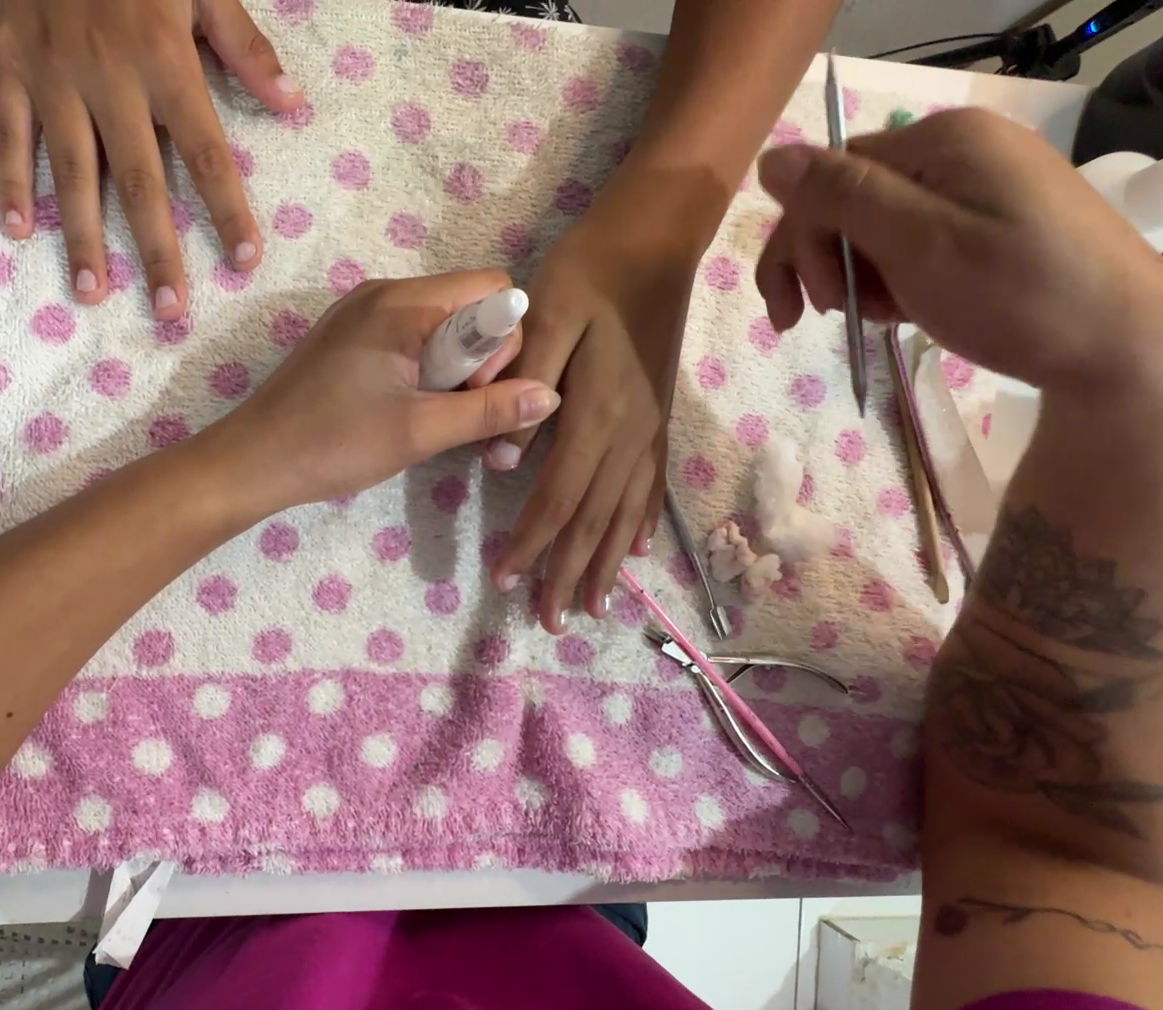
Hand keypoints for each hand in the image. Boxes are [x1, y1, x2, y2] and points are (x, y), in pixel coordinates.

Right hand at [0, 0, 304, 319]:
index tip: (245, 261)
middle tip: (168, 312)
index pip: (206, 151)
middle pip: (139, 182)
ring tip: (92, 295)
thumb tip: (290, 102)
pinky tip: (18, 233)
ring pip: (71, 173)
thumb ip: (243, 43)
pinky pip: (10, 135)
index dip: (227, 209)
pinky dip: (12, 183)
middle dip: (157, 250)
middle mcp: (110, 80)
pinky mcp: (6, 66)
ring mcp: (52, 77)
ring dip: (82, 239)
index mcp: (166, 61)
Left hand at [209, 271, 561, 511]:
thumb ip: (489, 410)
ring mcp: (360, 313)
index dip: (503, 339)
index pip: (492, 287)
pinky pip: (407, 337)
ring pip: (437, 325)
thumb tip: (549, 394)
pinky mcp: (347, 337)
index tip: (477, 391)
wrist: (252, 460)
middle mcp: (383, 293)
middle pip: (466, 303)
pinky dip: (421, 368)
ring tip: (427, 414)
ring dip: (450, 368)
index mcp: (402, 302)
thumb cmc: (333, 443)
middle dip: (478, 357)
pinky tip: (404, 408)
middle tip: (454, 409)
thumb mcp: (419, 430)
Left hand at [484, 219, 696, 634]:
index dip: (532, 543)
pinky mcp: (658, 414)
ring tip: (594, 606)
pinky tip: (635, 548)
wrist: (655, 236)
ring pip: (625, 510)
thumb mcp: (547, 317)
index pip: (558, 497)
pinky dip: (639, 520)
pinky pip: (651, 481)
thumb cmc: (589, 270)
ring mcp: (650, 425)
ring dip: (606, 561)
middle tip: (551, 621)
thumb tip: (504, 461)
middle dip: (568, 571)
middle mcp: (631, 431)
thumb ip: (524, 387)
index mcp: (597, 411)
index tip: (507, 582)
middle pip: (594, 519)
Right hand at [754, 108, 1162, 392]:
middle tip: (825, 317)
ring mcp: (973, 183)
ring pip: (868, 225)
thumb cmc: (1014, 292)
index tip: (805, 305)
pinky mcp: (984, 219)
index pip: (825, 177)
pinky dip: (887, 279)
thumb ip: (840, 197)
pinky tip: (902, 307)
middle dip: (821, 261)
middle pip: (843, 200)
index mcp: (940, 141)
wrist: (1118, 344)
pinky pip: (904, 240)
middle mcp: (955, 149)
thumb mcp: (915, 243)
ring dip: (853, 275)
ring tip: (878, 316)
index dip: (801, 242)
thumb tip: (770, 160)